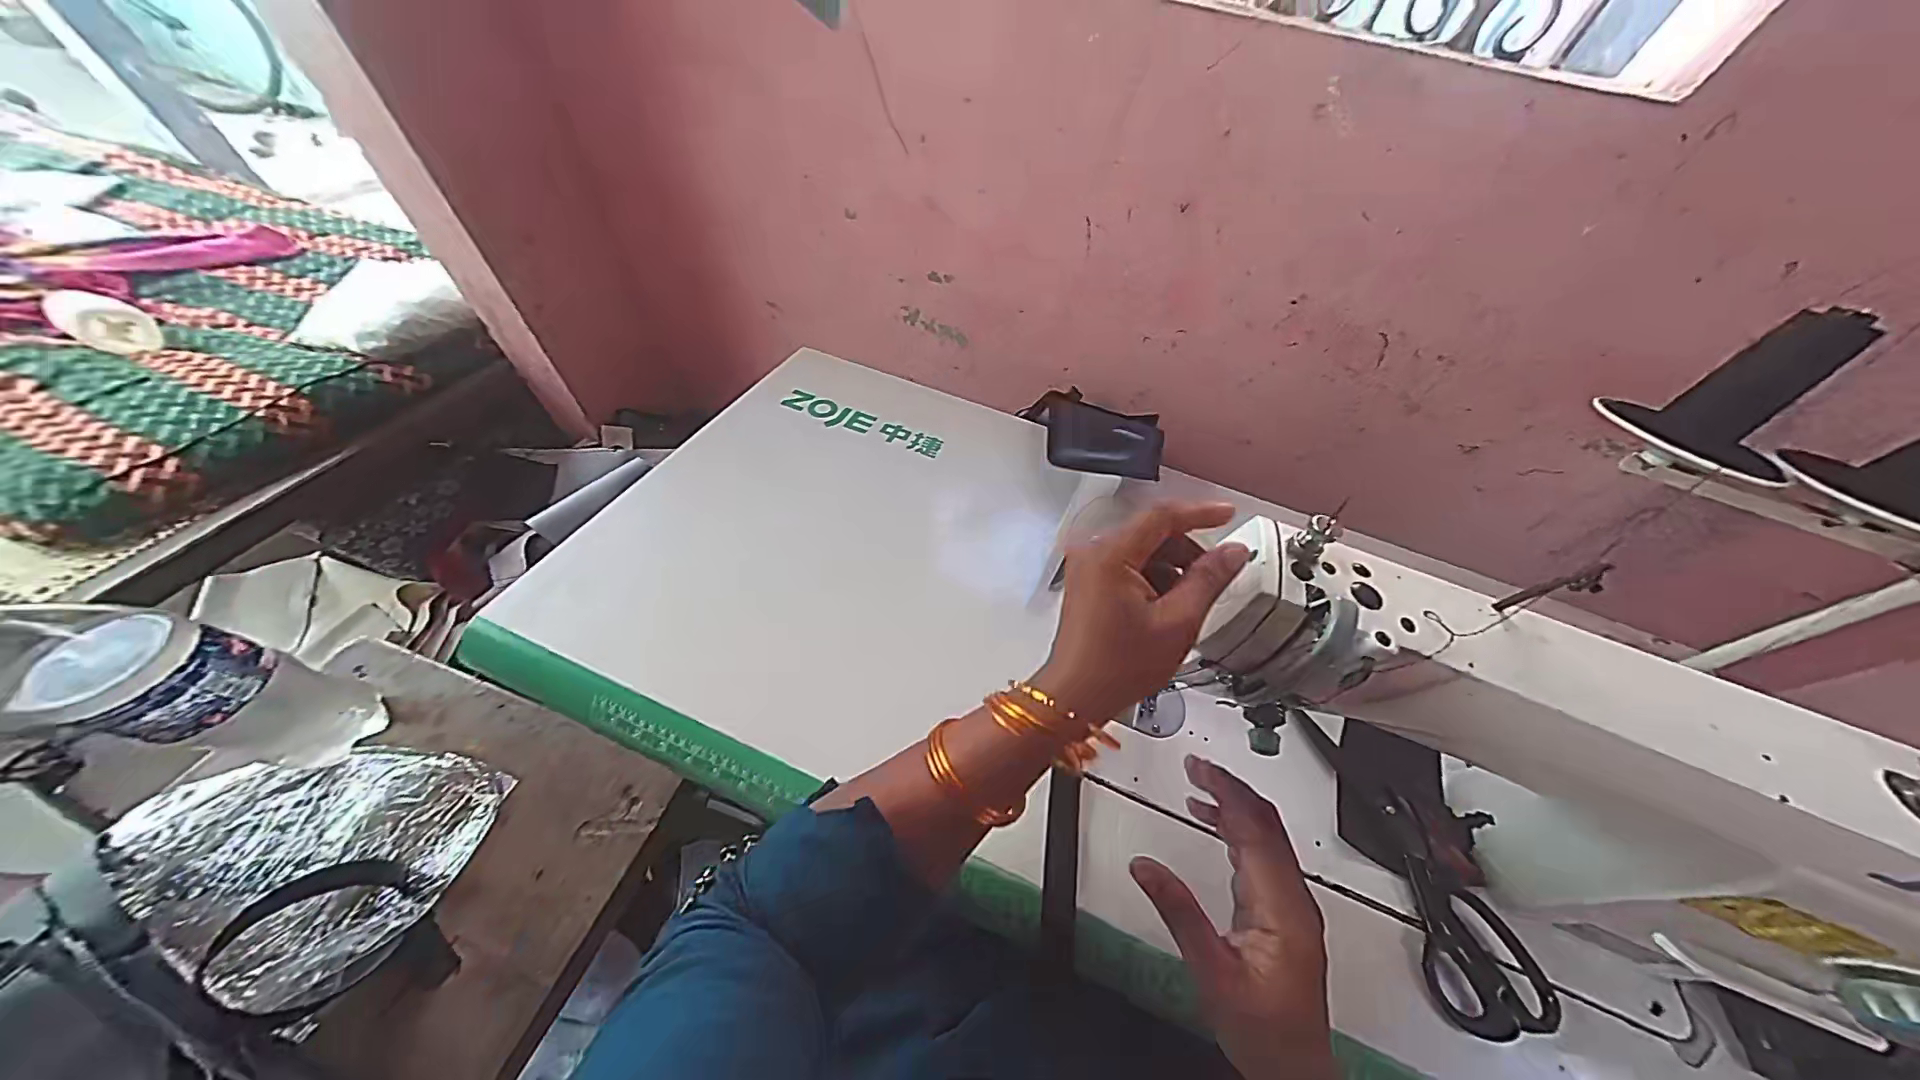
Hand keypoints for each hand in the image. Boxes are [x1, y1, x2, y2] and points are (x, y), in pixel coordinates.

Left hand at [1029, 500, 1250, 721]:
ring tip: (1184, 605)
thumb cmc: (1116, 667)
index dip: (1200, 513)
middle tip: (1213, 575)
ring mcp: (1087, 568)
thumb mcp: (1177, 621)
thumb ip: (1208, 579)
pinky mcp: (1087, 583)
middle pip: (1152, 533)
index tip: (1227, 514)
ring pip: (1142, 550)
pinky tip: (1164, 609)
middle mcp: (1092, 554)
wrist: (1078, 695)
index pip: (1161, 516)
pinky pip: (1127, 566)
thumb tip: (1232, 552)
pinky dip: (1152, 579)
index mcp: (1109, 555)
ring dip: (1170, 569)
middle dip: (1186, 552)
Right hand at [1131, 756, 1333, 1079]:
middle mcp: (1293, 899)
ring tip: (1200, 782)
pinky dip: (1236, 828)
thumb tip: (1145, 866)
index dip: (1228, 792)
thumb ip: (1178, 912)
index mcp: (1283, 907)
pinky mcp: (1281, 909)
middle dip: (1232, 787)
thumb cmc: (1264, 1031)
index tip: (1201, 768)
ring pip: (1266, 835)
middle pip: (1267, 825)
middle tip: (1197, 765)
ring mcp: (1290, 903)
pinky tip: (1213, 820)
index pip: (1256, 831)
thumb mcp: (1211, 971)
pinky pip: (1261, 853)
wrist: (1294, 1067)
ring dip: (1234, 804)